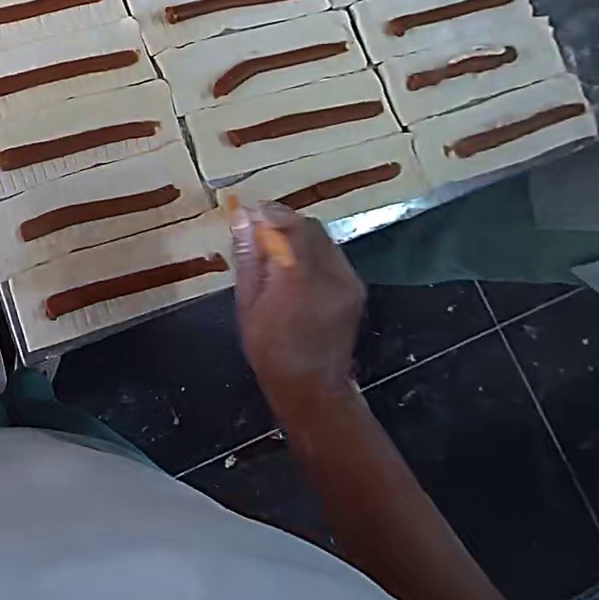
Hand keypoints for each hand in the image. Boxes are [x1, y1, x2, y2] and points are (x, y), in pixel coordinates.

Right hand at [231, 202, 365, 413]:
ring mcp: (348, 280)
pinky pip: (333, 254)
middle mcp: (330, 274)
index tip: (250, 213)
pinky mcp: (356, 287)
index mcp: (298, 278)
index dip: (269, 214)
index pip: (289, 226)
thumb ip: (248, 255)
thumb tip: (242, 218)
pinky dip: (313, 250)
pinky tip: (297, 265)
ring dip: (299, 235)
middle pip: (308, 227)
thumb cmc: (269, 349)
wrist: (312, 386)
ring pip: (323, 238)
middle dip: (284, 221)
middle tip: (260, 228)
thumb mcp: (247, 302)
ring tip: (277, 247)